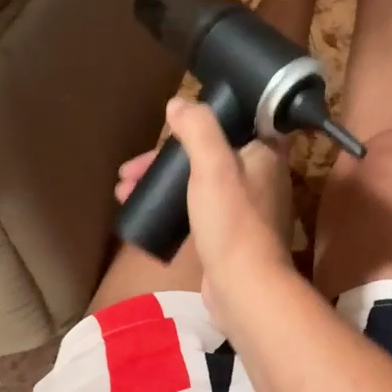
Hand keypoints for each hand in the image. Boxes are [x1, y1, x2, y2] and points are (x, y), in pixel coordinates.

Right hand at [115, 99, 293, 328]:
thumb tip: (178, 103)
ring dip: (165, 179)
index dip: (199, 118)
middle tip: (129, 169)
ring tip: (124, 189)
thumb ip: (198, 128)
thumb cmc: (232, 220)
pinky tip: (146, 210)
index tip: (167, 124)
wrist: (244, 289)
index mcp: (267, 150)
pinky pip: (199, 204)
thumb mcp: (213, 165)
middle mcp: (263, 171)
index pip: (235, 119)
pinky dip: (174, 202)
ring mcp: (248, 203)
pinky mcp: (233, 230)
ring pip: (201, 178)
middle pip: (210, 150)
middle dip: (167, 156)